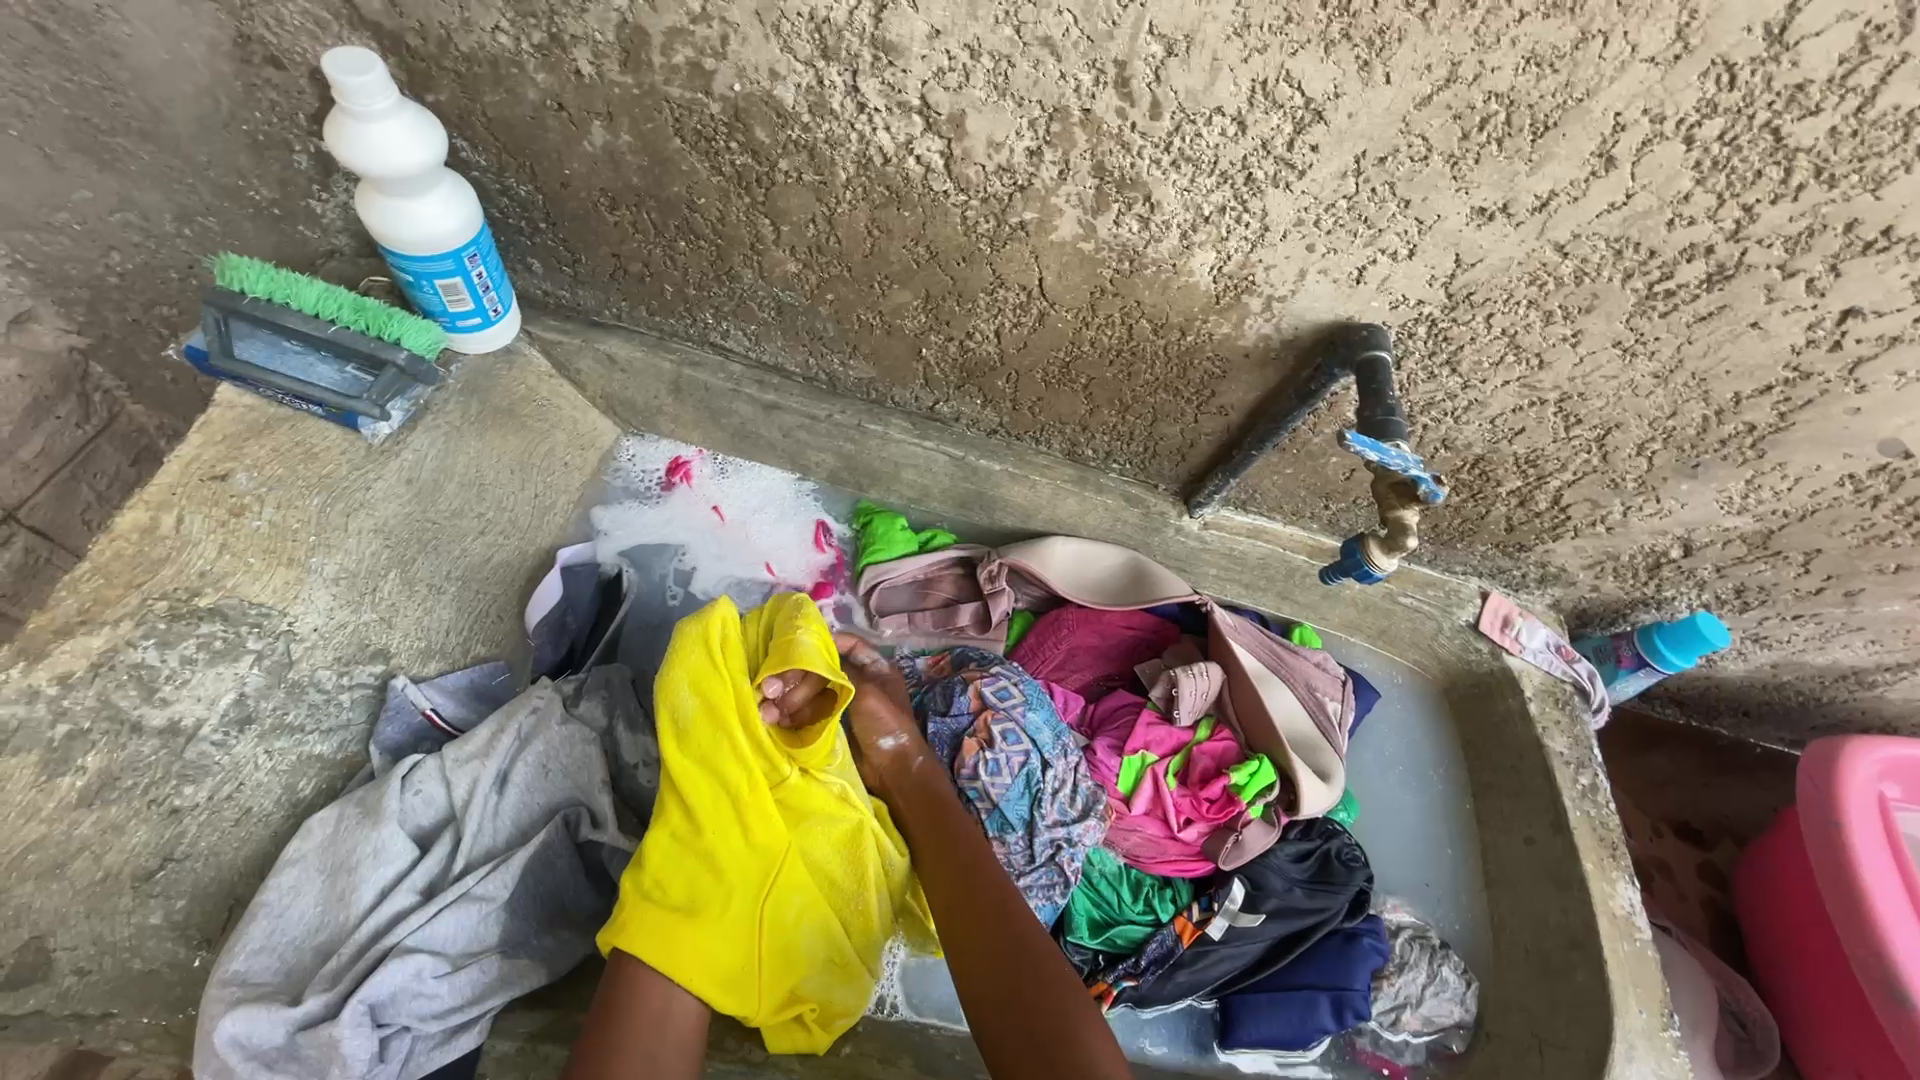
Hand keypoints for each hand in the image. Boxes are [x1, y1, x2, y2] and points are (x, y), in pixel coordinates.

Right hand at [755, 633, 934, 801]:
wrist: (893, 769)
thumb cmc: (886, 725)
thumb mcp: (868, 691)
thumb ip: (844, 671)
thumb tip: (819, 655)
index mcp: (876, 668)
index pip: (850, 645)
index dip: (828, 642)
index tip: (800, 646)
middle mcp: (859, 681)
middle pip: (824, 670)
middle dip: (798, 678)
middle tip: (773, 689)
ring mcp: (844, 703)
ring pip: (813, 692)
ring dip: (790, 699)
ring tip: (770, 710)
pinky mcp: (833, 724)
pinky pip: (810, 713)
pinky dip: (793, 715)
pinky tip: (776, 719)